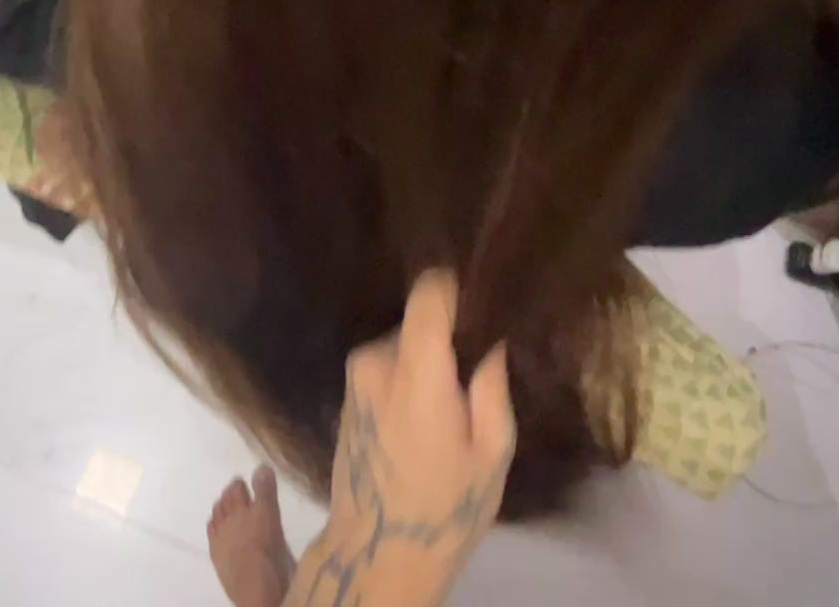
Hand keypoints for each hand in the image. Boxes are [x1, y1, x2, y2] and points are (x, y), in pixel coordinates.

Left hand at [283, 270, 515, 606]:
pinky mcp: (346, 391)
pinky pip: (385, 365)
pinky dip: (405, 377)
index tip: (478, 294)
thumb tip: (489, 339)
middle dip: (447, 343)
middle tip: (471, 383)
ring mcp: (355, 376)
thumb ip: (491, 387)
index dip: (453, 287)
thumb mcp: (491, 454)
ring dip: (425, 363)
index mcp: (415, 376)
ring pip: (402, 344)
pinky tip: (419, 419)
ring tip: (447, 410)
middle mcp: (376, 363)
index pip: (427, 297)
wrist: (374, 551)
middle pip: (418, 323)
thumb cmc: (443, 508)